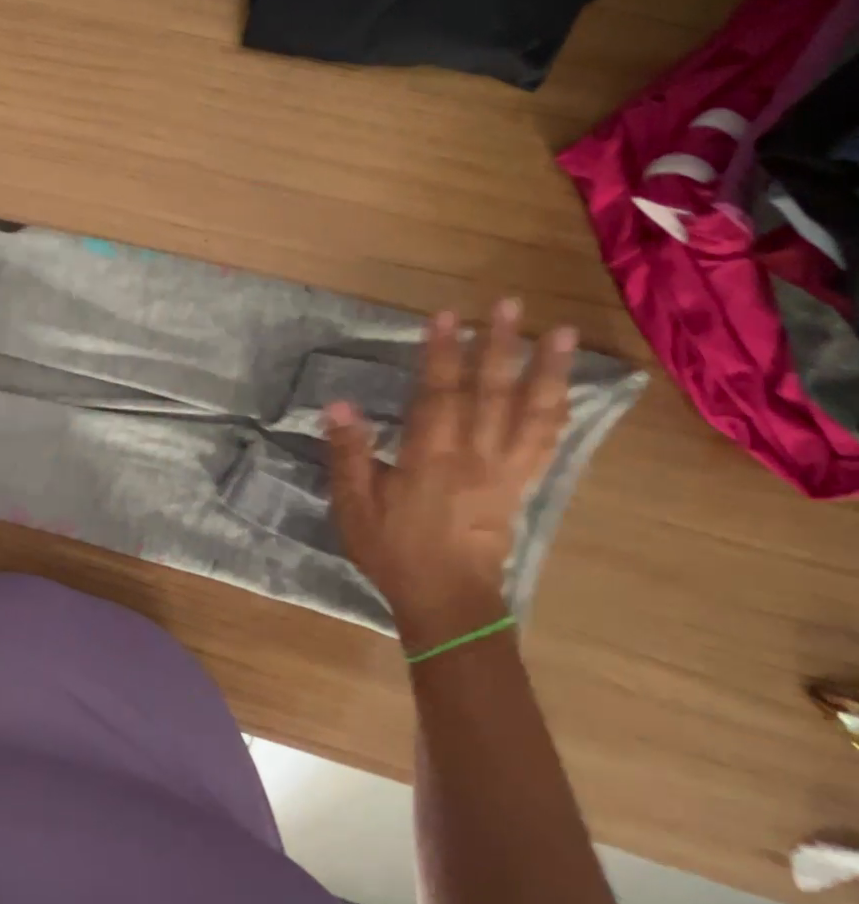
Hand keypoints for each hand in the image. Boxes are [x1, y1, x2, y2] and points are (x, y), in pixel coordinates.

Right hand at [324, 299, 575, 647]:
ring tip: (560, 334)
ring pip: (531, 411)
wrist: (448, 599)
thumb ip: (350, 453)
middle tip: (509, 304)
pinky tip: (564, 389)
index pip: (437, 393)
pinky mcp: (521, 485)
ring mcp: (506, 469)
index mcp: (432, 457)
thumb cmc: (393, 550)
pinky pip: (545, 441)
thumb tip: (340, 404)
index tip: (446, 315)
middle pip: (492, 392)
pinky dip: (557, 410)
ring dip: (547, 369)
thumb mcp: (354, 505)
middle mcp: (476, 454)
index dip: (440, 353)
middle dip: (499, 345)